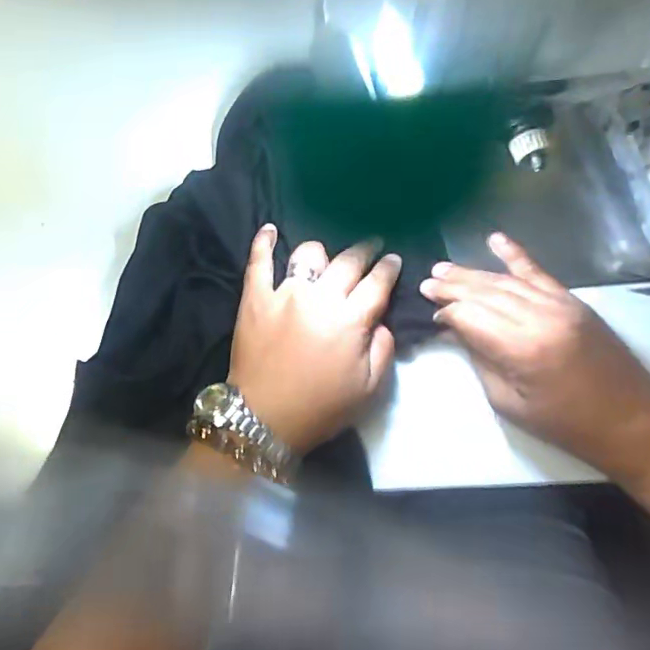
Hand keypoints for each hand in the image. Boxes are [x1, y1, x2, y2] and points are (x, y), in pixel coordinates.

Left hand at [229, 224, 402, 455]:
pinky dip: (264, 242)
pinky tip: (270, 229)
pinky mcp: (255, 298)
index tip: (394, 260)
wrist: (263, 420)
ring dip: (323, 254)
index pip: (378, 282)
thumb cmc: (321, 407)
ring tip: (326, 258)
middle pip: (348, 261)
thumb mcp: (369, 388)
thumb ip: (383, 349)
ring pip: (308, 255)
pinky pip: (259, 262)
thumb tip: (380, 321)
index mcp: (351, 320)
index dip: (389, 268)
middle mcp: (320, 298)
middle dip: (365, 251)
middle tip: (371, 247)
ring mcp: (285, 294)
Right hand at [419, 233, 649, 481]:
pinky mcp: (573, 301)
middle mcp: (539, 317)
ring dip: (474, 273)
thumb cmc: (567, 425)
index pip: (471, 317)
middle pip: (487, 293)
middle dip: (454, 286)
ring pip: (507, 281)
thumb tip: (458, 331)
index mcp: (522, 349)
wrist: (631, 420)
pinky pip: (538, 272)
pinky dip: (515, 255)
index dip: (448, 311)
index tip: (430, 311)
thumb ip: (483, 362)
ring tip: (445, 268)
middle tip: (427, 281)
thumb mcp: (512, 404)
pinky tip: (495, 239)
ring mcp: (559, 304)